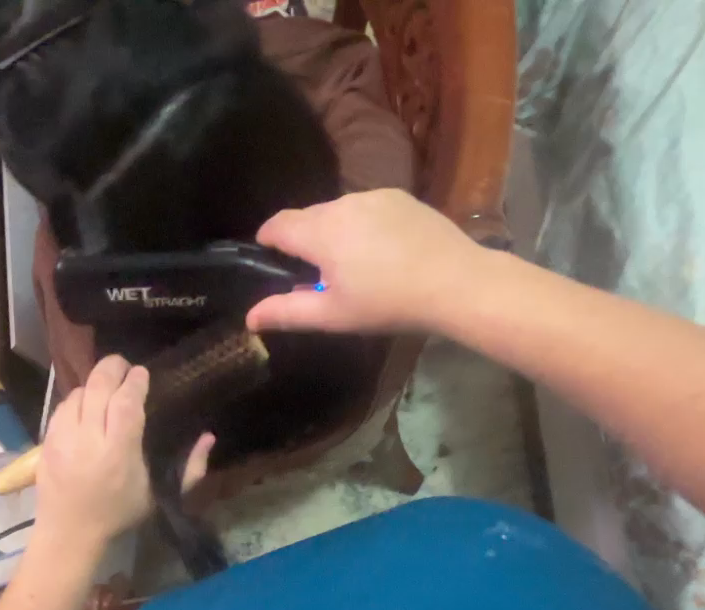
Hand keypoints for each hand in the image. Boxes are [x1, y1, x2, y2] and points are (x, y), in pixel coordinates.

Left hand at [33, 355, 214, 554]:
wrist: (69, 533)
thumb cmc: (118, 514)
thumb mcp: (158, 494)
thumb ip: (189, 469)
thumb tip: (208, 437)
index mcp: (118, 453)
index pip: (125, 402)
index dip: (134, 382)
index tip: (142, 374)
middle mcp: (88, 440)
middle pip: (98, 387)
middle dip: (112, 368)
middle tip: (124, 366)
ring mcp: (63, 439)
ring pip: (77, 393)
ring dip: (93, 385)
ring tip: (106, 387)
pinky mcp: (47, 442)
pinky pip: (61, 408)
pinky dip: (76, 400)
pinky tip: (86, 405)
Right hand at [247, 188, 479, 335]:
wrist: (455, 282)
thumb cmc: (387, 304)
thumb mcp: (332, 315)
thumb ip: (287, 312)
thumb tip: (249, 317)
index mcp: (320, 231)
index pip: (277, 225)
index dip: (266, 241)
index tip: (268, 260)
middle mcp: (343, 203)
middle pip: (307, 217)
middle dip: (302, 242)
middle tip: (314, 276)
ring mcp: (374, 196)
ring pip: (337, 212)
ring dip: (332, 233)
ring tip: (350, 267)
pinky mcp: (400, 197)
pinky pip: (365, 208)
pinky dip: (360, 227)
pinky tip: (379, 254)